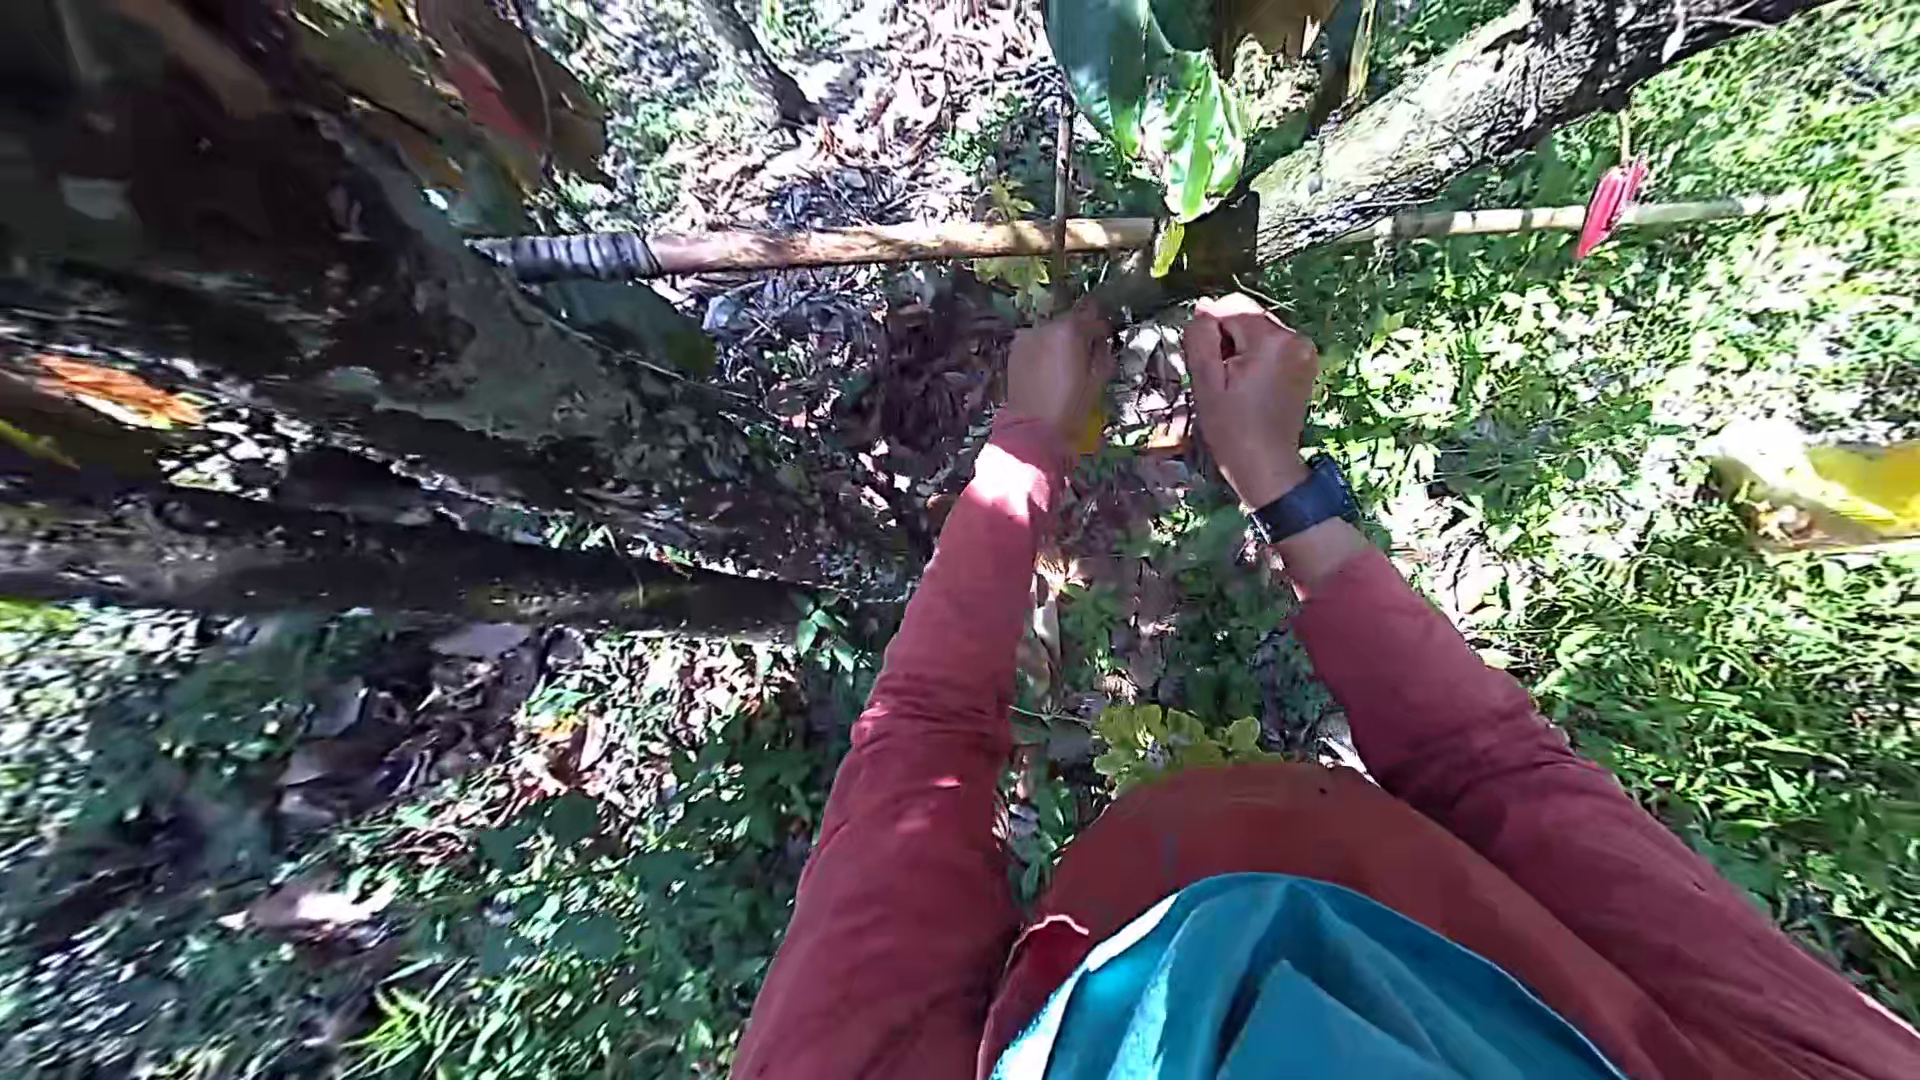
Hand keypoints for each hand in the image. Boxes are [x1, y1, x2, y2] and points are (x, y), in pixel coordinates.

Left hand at [1006, 303, 1114, 449]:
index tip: (1102, 344)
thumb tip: (1100, 343)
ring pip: (1050, 332)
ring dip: (1058, 343)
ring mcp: (1026, 337)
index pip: (1093, 318)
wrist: (1032, 428)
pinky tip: (1045, 370)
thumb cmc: (1070, 407)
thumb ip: (1101, 352)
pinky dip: (1042, 351)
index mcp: (1070, 330)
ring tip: (1062, 366)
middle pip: (1069, 322)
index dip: (1100, 332)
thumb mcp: (1096, 379)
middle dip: (1078, 336)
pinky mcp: (1014, 351)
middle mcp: (1046, 327)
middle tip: (1082, 357)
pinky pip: (1035, 344)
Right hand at [1186, 293, 1319, 507]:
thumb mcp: (1205, 383)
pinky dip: (1256, 360)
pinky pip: (1272, 349)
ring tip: (1233, 387)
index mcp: (1271, 340)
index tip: (1205, 364)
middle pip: (1247, 319)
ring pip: (1259, 334)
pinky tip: (1248, 388)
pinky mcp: (1305, 366)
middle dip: (1226, 342)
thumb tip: (1202, 309)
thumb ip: (1200, 339)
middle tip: (1218, 381)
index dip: (1209, 331)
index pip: (1231, 308)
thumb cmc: (1231, 428)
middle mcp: (1295, 338)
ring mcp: (1305, 352)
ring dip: (1240, 351)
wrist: (1264, 464)